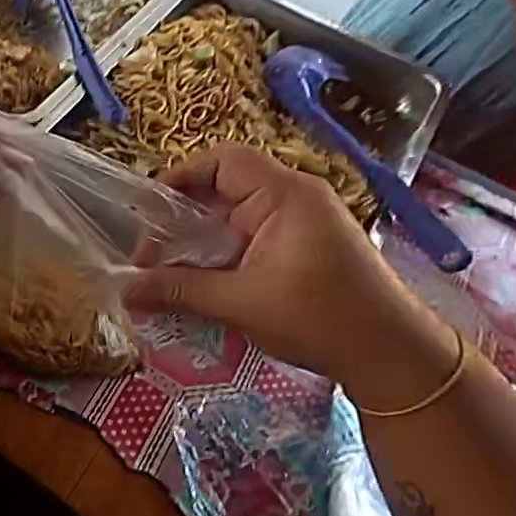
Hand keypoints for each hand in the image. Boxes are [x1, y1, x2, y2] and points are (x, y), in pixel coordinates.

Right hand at [120, 145, 457, 404]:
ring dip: (200, 244)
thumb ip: (180, 292)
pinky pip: (249, 242)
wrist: (390, 354)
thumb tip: (126, 290)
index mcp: (284, 195)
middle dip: (182, 220)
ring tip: (166, 273)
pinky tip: (200, 285)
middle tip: (149, 255)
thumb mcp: (241, 303)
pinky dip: (221, 258)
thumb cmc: (320, 318)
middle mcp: (292, 199)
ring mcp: (299, 225)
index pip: (223, 161)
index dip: (180, 177)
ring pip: (234, 221)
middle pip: (224, 191)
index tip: (147, 213)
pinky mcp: (301, 250)